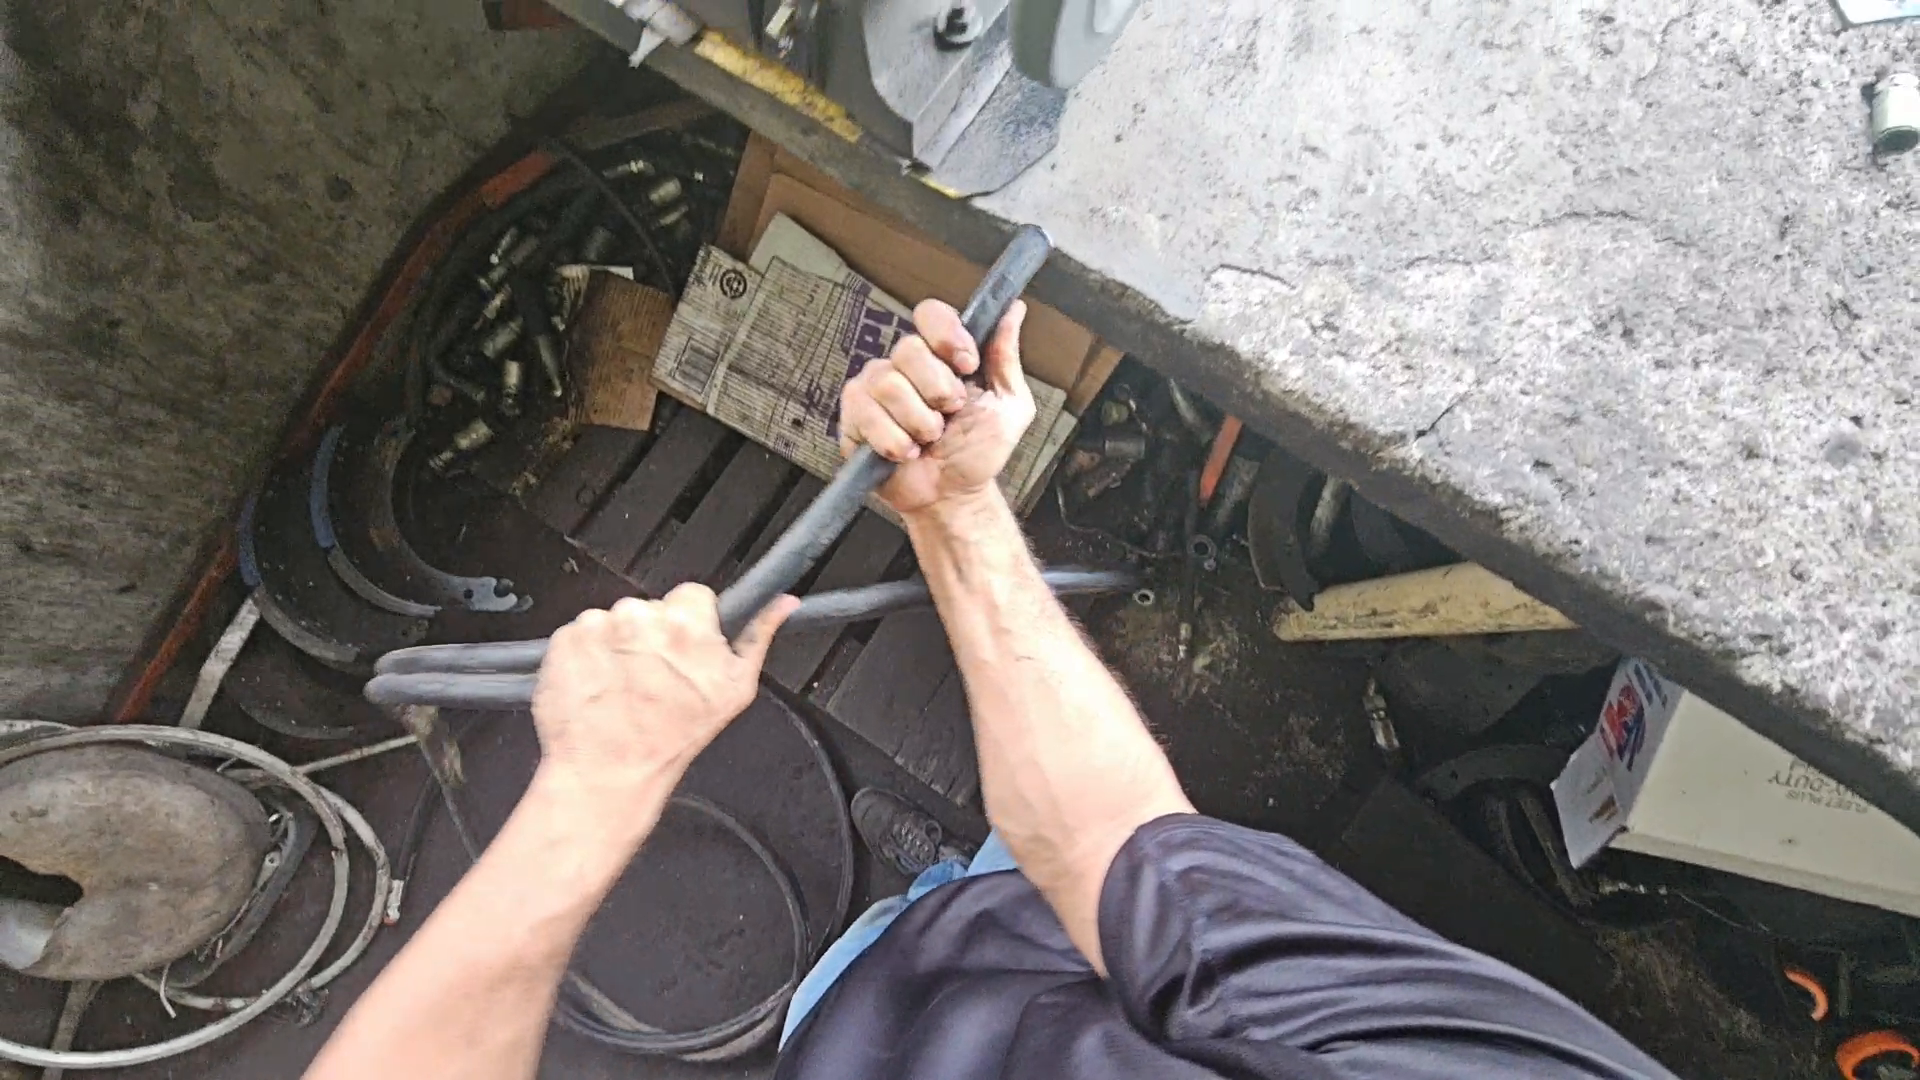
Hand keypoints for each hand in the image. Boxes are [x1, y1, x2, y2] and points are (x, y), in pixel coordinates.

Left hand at [530, 585, 797, 795]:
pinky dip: (589, 654)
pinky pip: (582, 633)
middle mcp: (641, 617)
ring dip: (621, 643)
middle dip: (655, 632)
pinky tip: (600, 683)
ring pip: (617, 619)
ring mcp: (599, 627)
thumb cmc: (672, 735)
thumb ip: (759, 636)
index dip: (692, 621)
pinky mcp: (564, 640)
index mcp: (687, 624)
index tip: (686, 646)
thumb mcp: (735, 690)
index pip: (692, 594)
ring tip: (625, 682)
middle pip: (653, 606)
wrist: (608, 771)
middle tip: (655, 672)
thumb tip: (783, 604)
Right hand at [839, 299, 1034, 515]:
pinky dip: (893, 440)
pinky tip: (905, 452)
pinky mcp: (854, 416)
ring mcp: (875, 389)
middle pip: (908, 349)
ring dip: (919, 422)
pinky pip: (866, 413)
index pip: (931, 314)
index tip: (967, 365)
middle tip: (949, 417)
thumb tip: (1014, 310)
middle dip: (938, 391)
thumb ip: (1005, 358)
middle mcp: (905, 365)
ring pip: (888, 384)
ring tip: (928, 440)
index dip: (947, 336)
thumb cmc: (977, 452)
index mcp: (940, 355)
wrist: (954, 495)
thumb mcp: (1008, 406)